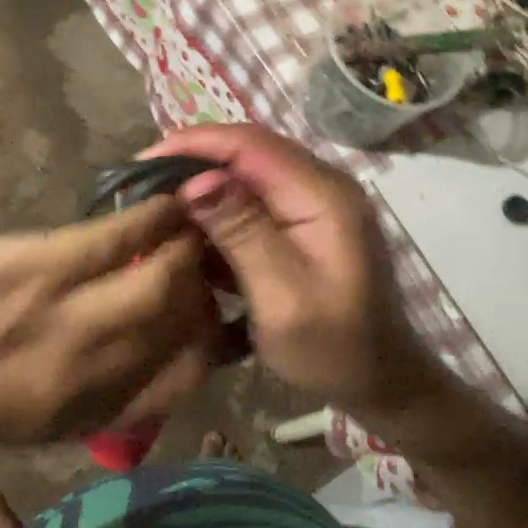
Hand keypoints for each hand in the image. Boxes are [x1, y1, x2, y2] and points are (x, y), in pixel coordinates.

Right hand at [144, 125, 443, 416]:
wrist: (385, 383)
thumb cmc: (334, 349)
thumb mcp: (282, 297)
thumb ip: (242, 232)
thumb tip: (196, 179)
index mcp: (322, 194)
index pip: (250, 144)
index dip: (194, 144)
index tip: (143, 162)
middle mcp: (321, 185)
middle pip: (248, 150)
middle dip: (194, 160)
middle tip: (143, 183)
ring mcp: (316, 203)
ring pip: (249, 173)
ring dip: (205, 183)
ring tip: (160, 203)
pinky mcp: (307, 223)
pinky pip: (258, 199)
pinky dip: (222, 208)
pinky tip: (193, 229)